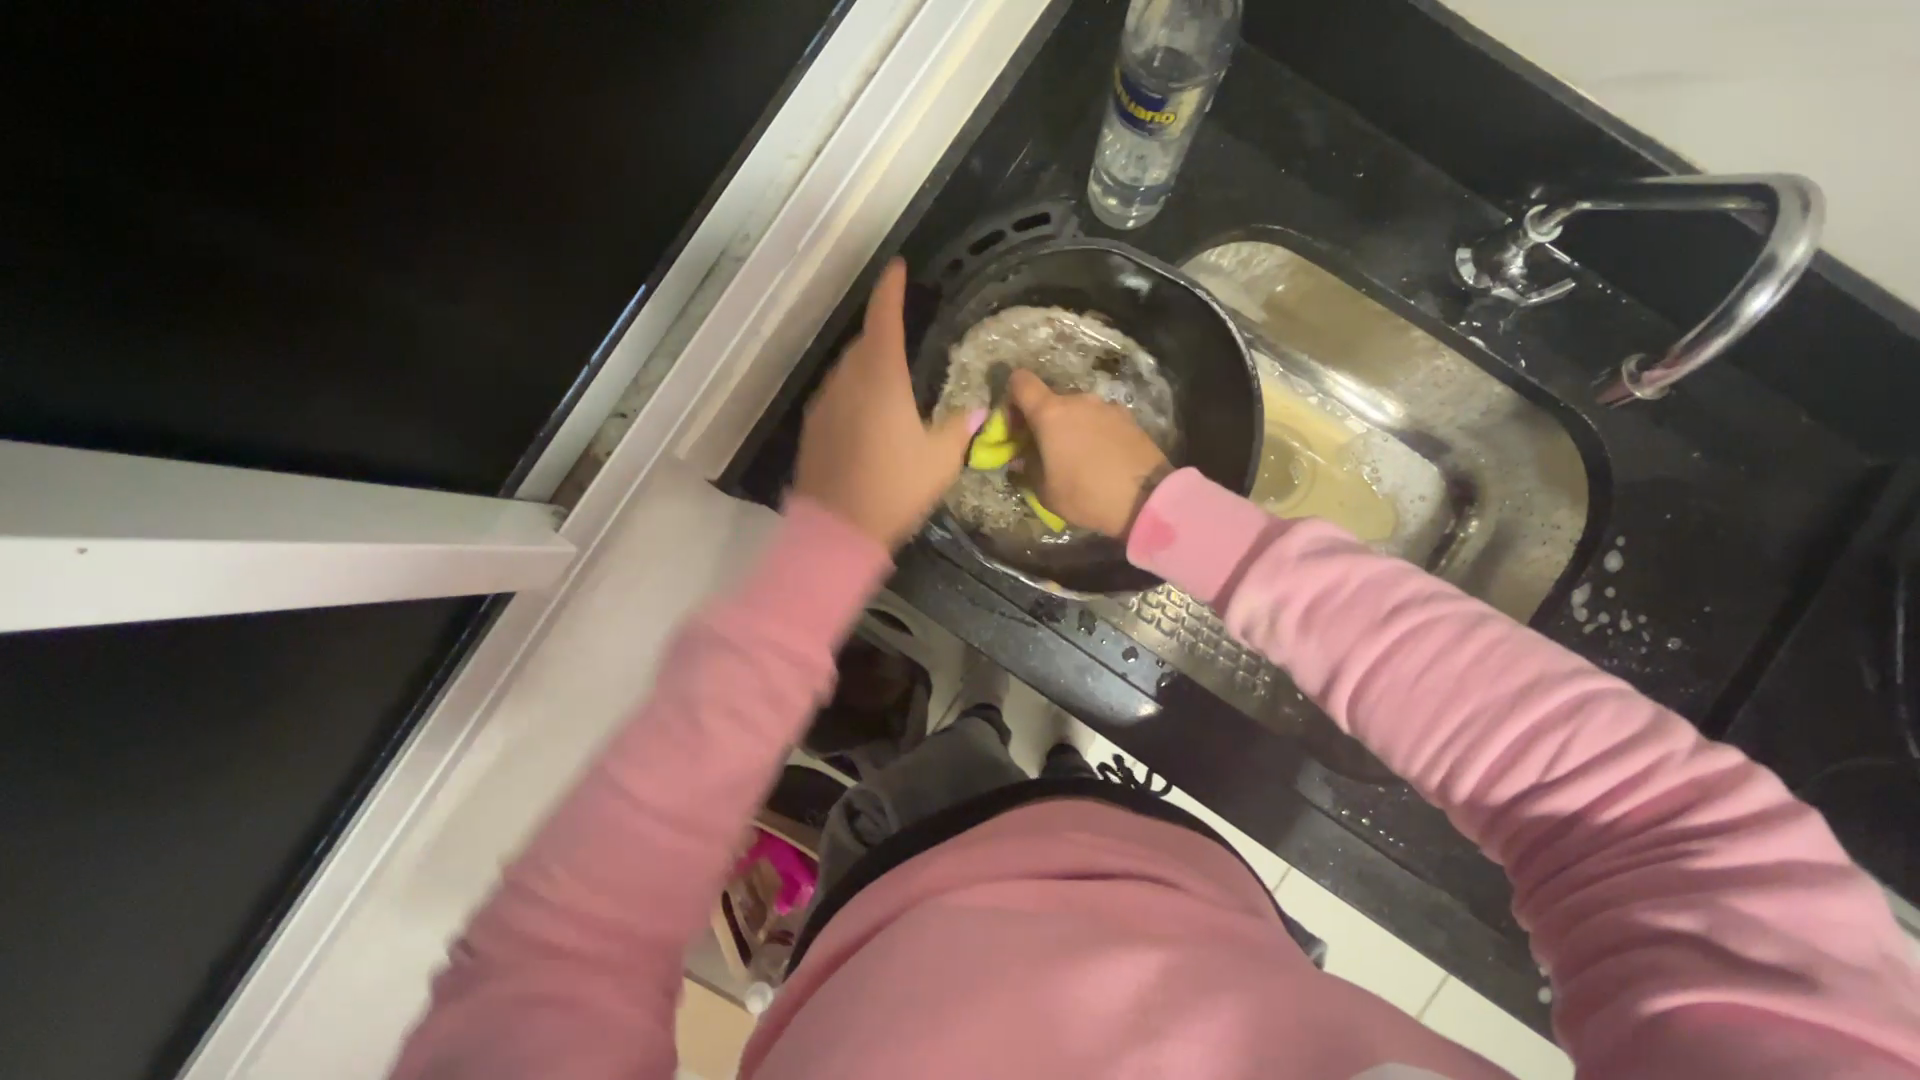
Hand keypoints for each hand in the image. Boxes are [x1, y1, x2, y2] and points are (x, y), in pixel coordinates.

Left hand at [794, 259, 979, 548]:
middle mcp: (847, 381)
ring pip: (848, 370)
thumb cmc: (895, 490)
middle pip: (865, 343)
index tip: (897, 268)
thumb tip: (977, 411)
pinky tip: (868, 415)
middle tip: (904, 336)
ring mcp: (825, 404)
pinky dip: (854, 392)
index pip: (884, 319)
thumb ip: (959, 429)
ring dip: (868, 365)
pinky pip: (836, 395)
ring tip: (890, 380)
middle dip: (882, 332)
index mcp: (881, 378)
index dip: (891, 290)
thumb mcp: (939, 462)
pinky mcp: (813, 429)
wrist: (837, 531)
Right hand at [1006, 368, 1170, 537]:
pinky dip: (1095, 432)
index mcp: (1050, 413)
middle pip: (1051, 400)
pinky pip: (1100, 419)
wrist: (1147, 499)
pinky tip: (1102, 458)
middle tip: (1046, 450)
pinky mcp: (1129, 418)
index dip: (1012, 397)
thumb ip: (1029, 468)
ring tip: (1078, 458)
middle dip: (1044, 421)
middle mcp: (1078, 400)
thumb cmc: (1086, 495)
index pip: (1021, 382)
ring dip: (1071, 427)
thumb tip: (1023, 457)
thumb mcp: (1046, 492)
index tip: (1015, 423)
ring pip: (1078, 411)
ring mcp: (1107, 406)